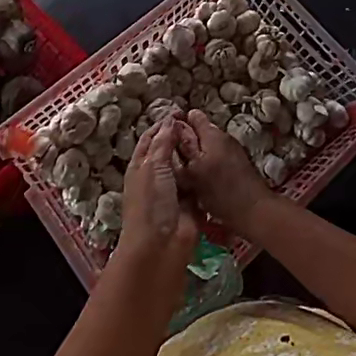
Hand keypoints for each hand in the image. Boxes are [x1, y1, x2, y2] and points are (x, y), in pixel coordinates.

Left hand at [115, 118, 198, 270]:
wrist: (162, 244)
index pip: (150, 139)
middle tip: (199, 122)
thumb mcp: (153, 166)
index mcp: (140, 166)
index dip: (163, 124)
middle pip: (168, 151)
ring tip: (210, 136)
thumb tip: (170, 121)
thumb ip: (163, 142)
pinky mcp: (190, 202)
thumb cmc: (151, 202)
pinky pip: (196, 181)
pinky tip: (215, 159)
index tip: (180, 111)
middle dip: (180, 137)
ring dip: (193, 153)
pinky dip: (203, 171)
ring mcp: (173, 189)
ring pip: (184, 165)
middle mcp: (155, 176)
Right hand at [180, 110, 273, 235]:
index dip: (178, 122)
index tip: (165, 135)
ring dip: (196, 154)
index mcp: (213, 135)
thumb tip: (173, 127)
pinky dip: (206, 164)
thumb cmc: (221, 192)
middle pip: (200, 131)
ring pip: (207, 146)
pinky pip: (215, 157)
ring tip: (182, 169)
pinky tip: (198, 179)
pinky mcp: (237, 164)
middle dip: (186, 140)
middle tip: (171, 156)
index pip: (194, 116)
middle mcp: (224, 138)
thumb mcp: (195, 171)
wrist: (254, 210)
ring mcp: (232, 150)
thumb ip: (185, 147)